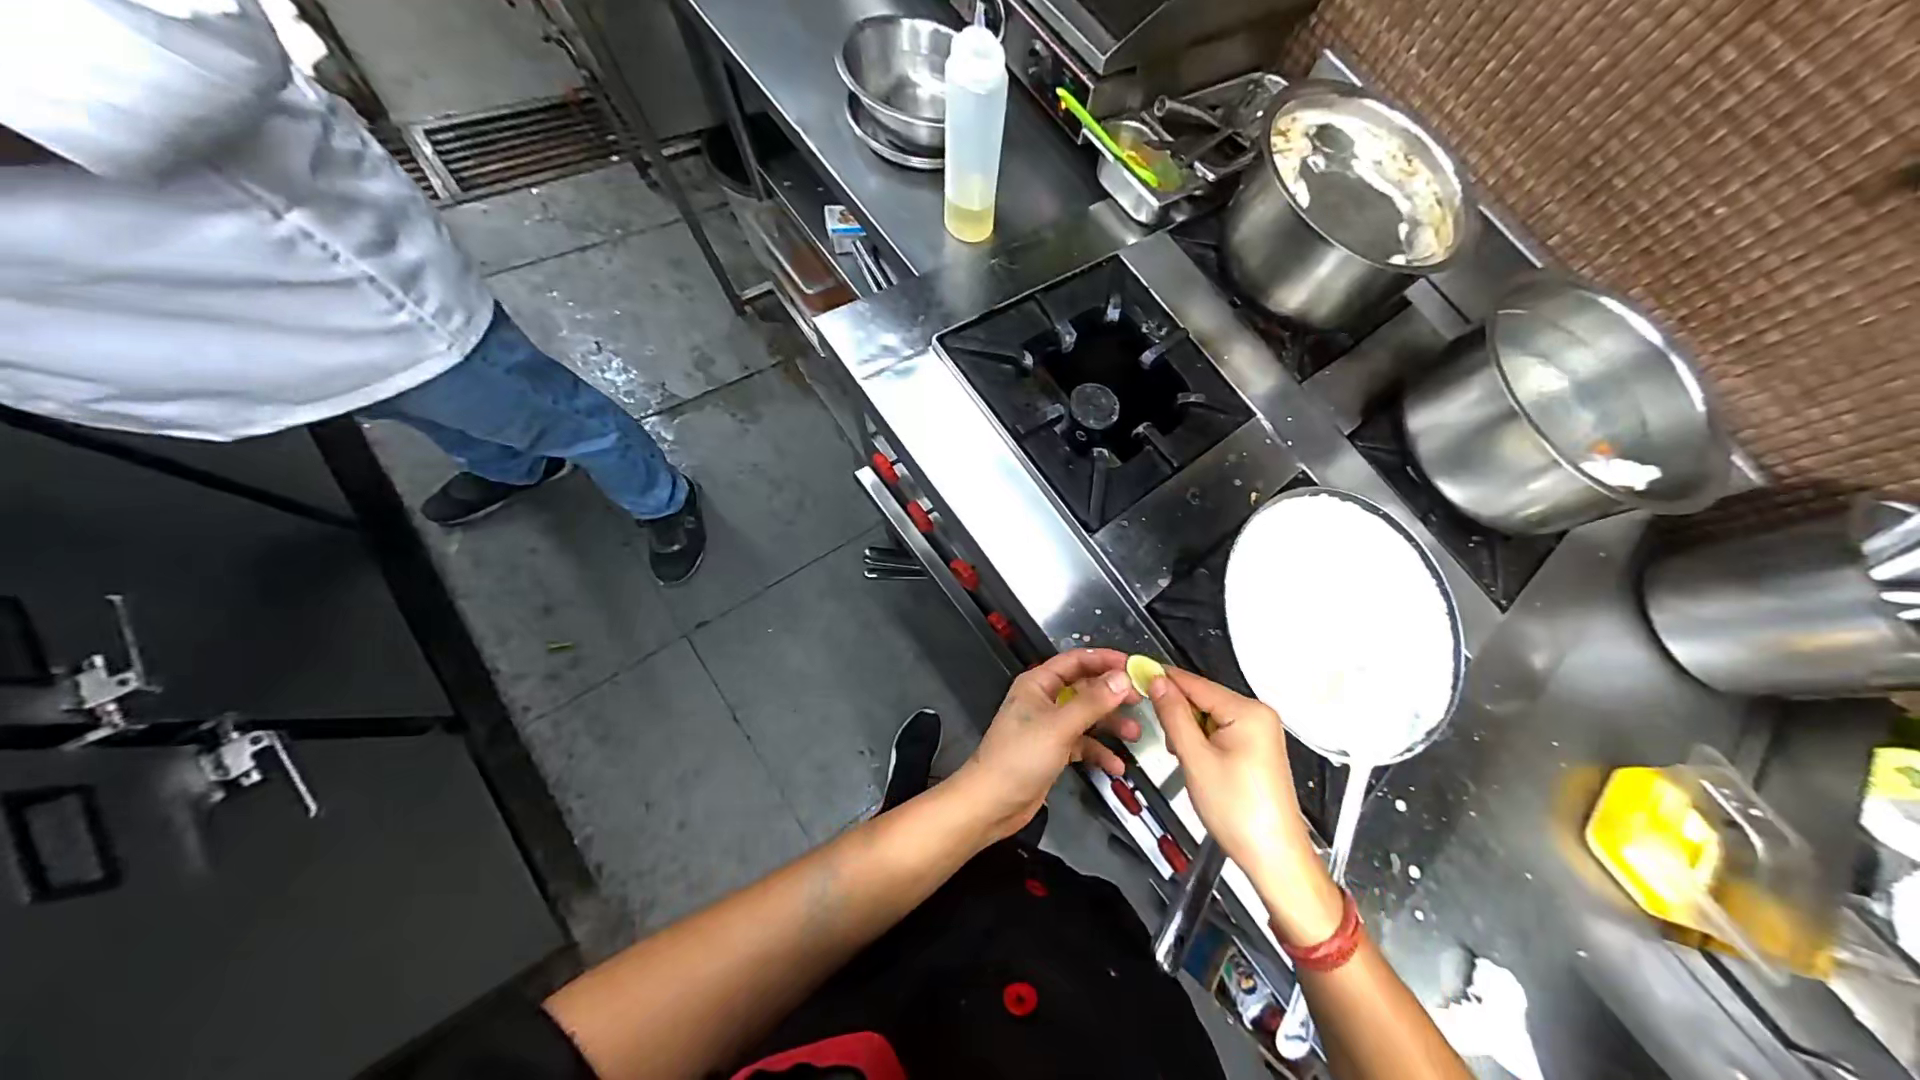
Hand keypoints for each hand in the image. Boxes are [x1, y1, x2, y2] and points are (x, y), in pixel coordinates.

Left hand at [951, 648, 1142, 840]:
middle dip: (1112, 694)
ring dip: (1110, 725)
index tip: (1134, 666)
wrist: (992, 802)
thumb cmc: (1019, 757)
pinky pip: (1082, 744)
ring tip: (1134, 734)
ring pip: (1087, 717)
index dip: (1105, 660)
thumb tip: (1122, 678)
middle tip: (1140, 700)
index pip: (1076, 661)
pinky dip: (1099, 752)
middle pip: (1085, 688)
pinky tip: (1116, 766)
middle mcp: (1044, 700)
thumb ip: (1092, 702)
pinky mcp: (1053, 751)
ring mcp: (1049, 727)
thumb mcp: (1059, 726)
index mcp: (1038, 684)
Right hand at [1148, 667, 1342, 943]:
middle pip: (1201, 699)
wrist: (1273, 857)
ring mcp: (1259, 733)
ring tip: (1185, 759)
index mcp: (1248, 712)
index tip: (1134, 673)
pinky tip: (1196, 764)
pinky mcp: (1255, 750)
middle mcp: (1258, 716)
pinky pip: (1218, 732)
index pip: (1194, 683)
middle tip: (1164, 737)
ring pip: (1207, 717)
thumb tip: (1157, 682)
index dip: (1162, 680)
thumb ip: (1173, 715)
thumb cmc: (1241, 812)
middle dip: (1177, 715)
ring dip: (1188, 732)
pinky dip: (1201, 743)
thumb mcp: (1195, 758)